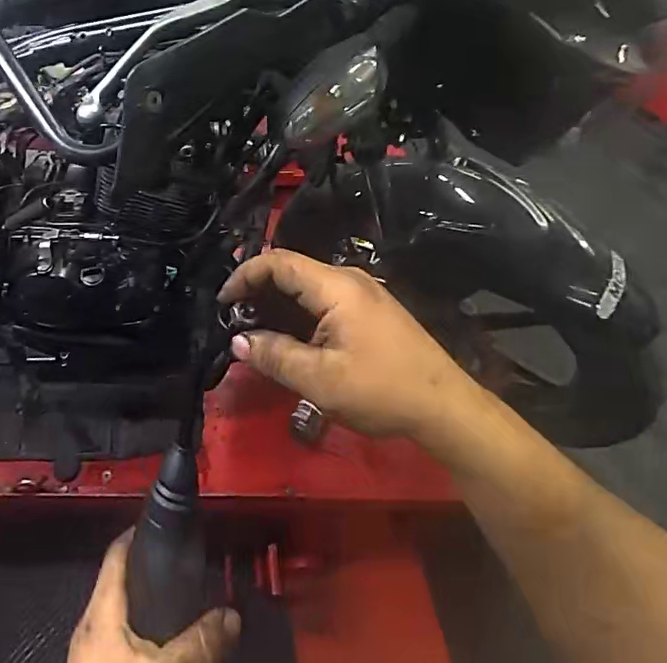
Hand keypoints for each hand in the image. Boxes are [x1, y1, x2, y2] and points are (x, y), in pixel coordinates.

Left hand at [69, 529, 239, 662]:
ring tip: (184, 609)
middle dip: (153, 577)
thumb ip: (202, 640)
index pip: (117, 553)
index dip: (140, 533)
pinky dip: (145, 641)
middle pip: (120, 585)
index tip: (167, 523)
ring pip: (121, 620)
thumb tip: (231, 616)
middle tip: (188, 571)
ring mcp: (89, 659)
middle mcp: (89, 631)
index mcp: (100, 614)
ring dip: (150, 612)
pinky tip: (167, 652)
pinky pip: (121, 647)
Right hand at [221, 250, 485, 443]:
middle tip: (232, 318)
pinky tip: (288, 338)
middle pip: (293, 270)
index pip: (279, 261)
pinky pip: (324, 301)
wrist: (444, 405)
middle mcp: (349, 279)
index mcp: (337, 286)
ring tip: (253, 330)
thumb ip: (276, 357)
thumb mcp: (321, 381)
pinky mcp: (370, 310)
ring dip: (278, 304)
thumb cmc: (382, 389)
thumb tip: (238, 341)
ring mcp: (363, 293)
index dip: (245, 275)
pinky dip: (299, 313)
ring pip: (308, 287)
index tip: (222, 302)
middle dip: (258, 290)